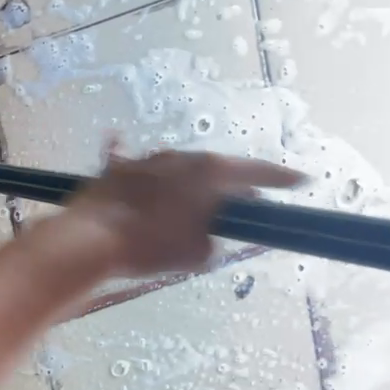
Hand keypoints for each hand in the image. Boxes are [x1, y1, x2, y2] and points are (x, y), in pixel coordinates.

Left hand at [62, 148, 306, 276]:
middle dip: (230, 183)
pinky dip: (123, 153)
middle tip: (245, 197)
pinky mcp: (110, 172)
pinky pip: (122, 160)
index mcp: (209, 172)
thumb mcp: (197, 251)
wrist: (87, 240)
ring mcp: (141, 161)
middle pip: (213, 168)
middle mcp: (177, 158)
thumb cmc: (149, 246)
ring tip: (197, 193)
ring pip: (174, 166)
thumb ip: (211, 236)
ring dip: (187, 178)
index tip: (301, 180)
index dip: (280, 178)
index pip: (256, 172)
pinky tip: (116, 138)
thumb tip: (205, 232)